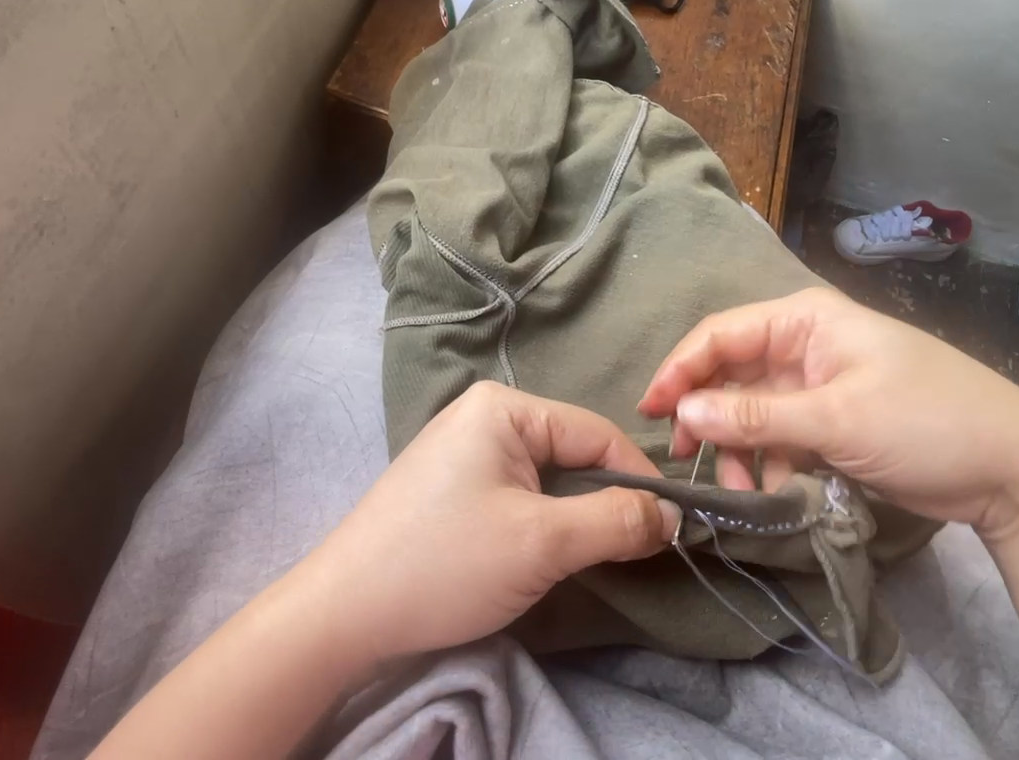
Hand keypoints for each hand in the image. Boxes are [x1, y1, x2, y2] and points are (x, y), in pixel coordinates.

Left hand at [295, 382, 679, 661]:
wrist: (344, 611)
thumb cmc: (446, 563)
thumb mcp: (542, 543)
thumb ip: (615, 522)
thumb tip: (672, 516)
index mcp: (504, 407)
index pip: (596, 434)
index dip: (640, 480)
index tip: (673, 530)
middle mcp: (484, 413)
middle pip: (572, 453)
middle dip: (605, 500)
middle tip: (635, 551)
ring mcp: (463, 447)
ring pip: (547, 476)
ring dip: (574, 515)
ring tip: (589, 556)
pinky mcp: (452, 482)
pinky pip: (518, 490)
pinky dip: (543, 520)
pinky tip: (543, 552)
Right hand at [638, 287, 1018, 537]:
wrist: (1016, 472)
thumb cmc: (927, 423)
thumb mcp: (836, 418)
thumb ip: (754, 416)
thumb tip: (681, 411)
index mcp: (805, 320)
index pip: (721, 335)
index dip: (679, 369)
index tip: (650, 411)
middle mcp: (805, 344)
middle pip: (731, 374)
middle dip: (709, 416)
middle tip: (687, 458)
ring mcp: (818, 385)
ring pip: (752, 412)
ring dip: (741, 449)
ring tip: (744, 490)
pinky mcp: (832, 422)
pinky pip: (780, 436)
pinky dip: (772, 463)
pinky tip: (781, 491)